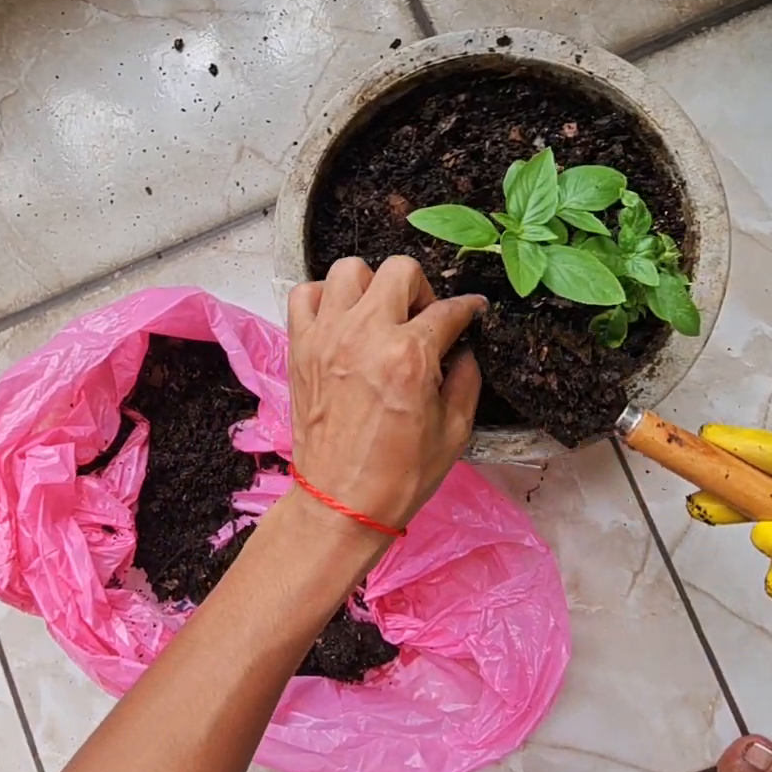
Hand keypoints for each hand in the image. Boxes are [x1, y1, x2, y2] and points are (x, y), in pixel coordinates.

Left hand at [287, 256, 485, 535]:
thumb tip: (463, 347)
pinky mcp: (300, 347)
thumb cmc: (400, 474)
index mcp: (410, 356)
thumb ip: (466, 378)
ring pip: (348, 270)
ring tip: (377, 318)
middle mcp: (366, 334)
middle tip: (420, 321)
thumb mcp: (455, 431)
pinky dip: (323, 298)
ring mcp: (327, 336)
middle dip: (420, 290)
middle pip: (399, 269)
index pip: (449, 310)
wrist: (340, 502)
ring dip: (370, 287)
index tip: (471, 314)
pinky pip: (304, 294)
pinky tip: (340, 322)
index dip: (468, 310)